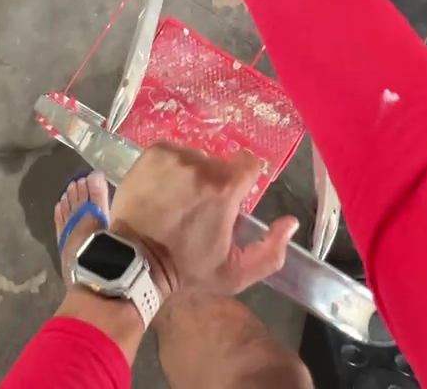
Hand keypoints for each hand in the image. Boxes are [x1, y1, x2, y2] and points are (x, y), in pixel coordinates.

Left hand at [109, 144, 298, 298]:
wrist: (136, 261)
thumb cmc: (187, 269)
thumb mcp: (236, 273)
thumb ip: (271, 251)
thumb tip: (291, 222)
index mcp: (225, 188)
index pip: (249, 163)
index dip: (244, 179)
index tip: (233, 196)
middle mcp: (201, 164)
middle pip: (219, 164)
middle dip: (215, 182)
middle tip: (200, 208)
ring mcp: (175, 156)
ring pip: (194, 158)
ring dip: (191, 175)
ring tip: (177, 201)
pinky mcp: (153, 152)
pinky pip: (171, 153)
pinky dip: (170, 168)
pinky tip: (162, 190)